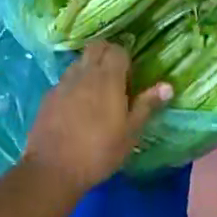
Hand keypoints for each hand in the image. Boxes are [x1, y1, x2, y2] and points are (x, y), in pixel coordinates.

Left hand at [20, 41, 171, 196]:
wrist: (52, 170)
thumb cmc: (99, 151)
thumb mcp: (130, 133)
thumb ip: (147, 105)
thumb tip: (168, 86)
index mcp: (108, 78)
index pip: (118, 50)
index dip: (125, 59)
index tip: (129, 79)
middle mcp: (85, 72)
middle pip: (96, 46)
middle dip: (107, 54)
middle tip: (115, 78)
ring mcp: (63, 82)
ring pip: (79, 61)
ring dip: (89, 67)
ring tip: (95, 92)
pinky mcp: (48, 95)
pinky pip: (65, 79)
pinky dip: (74, 84)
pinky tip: (75, 107)